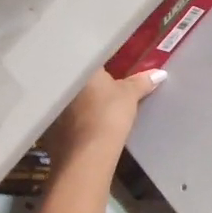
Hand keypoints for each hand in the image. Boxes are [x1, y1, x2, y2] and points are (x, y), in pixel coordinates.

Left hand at [44, 69, 164, 168]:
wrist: (88, 154)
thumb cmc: (109, 113)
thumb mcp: (130, 95)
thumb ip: (142, 82)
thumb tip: (159, 73)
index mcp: (81, 70)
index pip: (91, 59)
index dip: (104, 63)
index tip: (115, 69)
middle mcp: (63, 85)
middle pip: (79, 79)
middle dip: (91, 83)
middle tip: (109, 88)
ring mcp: (55, 107)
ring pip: (71, 99)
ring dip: (82, 102)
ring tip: (99, 108)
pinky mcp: (51, 129)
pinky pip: (66, 118)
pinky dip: (76, 120)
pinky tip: (88, 126)